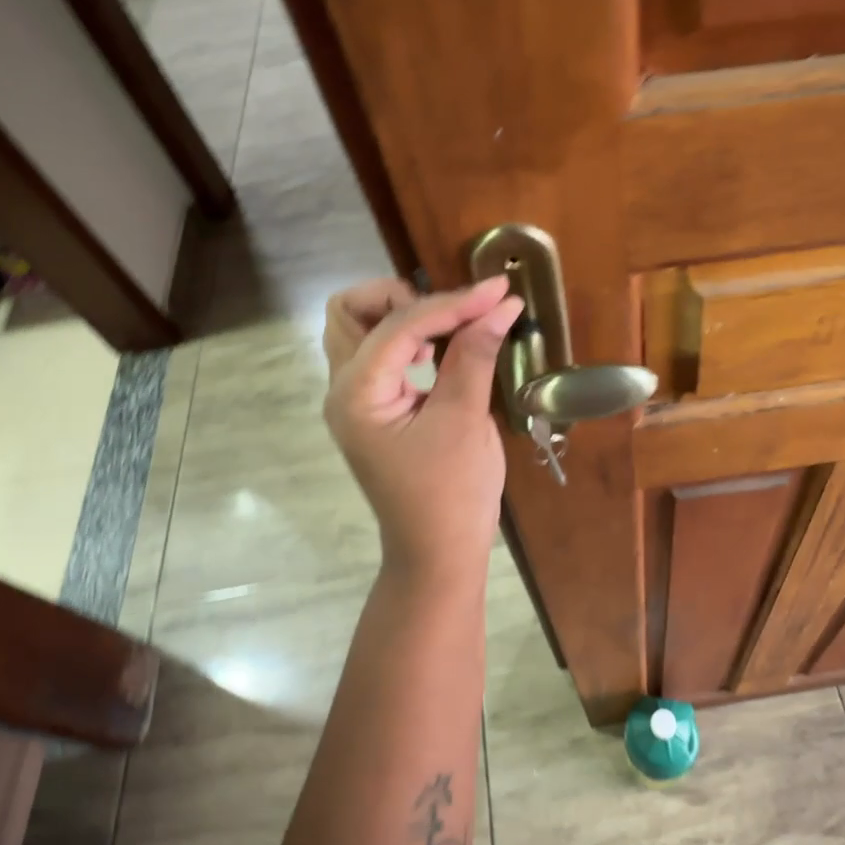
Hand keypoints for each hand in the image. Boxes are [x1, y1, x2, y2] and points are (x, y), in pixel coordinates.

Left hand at [322, 276, 524, 582]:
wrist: (438, 552)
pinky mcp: (375, 409)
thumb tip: (500, 305)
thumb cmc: (451, 494)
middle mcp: (344, 389)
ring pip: (359, 330)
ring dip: (402, 316)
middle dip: (402, 299)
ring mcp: (356, 400)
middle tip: (453, 314)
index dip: (453, 303)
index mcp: (357, 393)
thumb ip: (474, 356)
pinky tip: (443, 352)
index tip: (499, 292)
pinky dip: (408, 340)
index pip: (400, 325)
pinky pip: (380, 354)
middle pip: (350, 312)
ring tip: (450, 329)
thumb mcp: (464, 421)